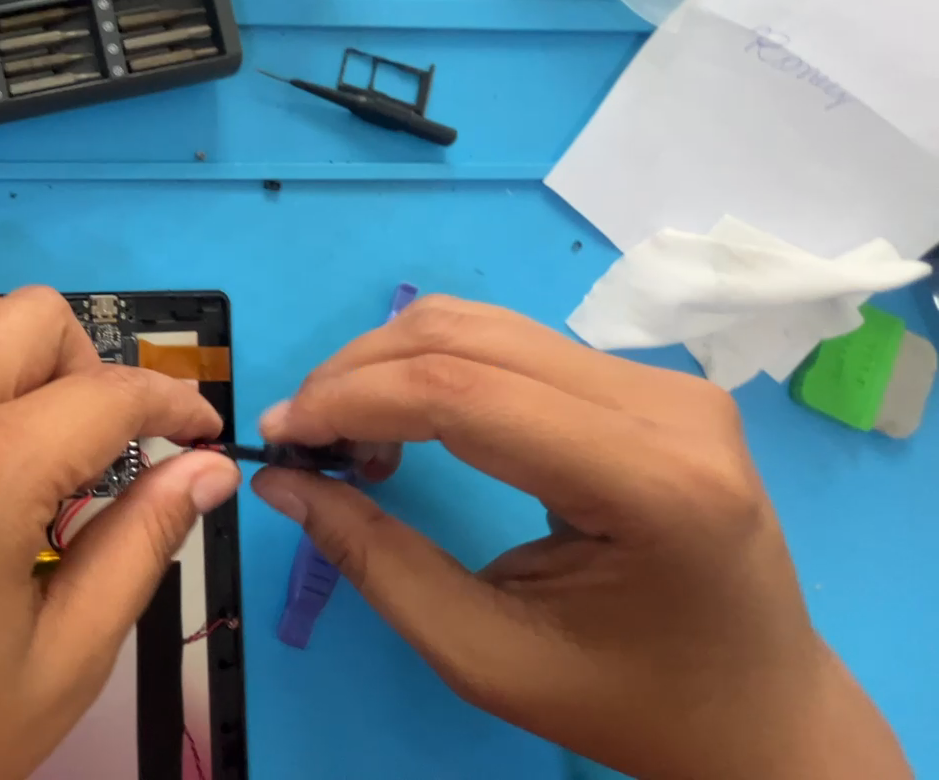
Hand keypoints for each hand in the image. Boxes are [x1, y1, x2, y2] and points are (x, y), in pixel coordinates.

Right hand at [252, 296, 908, 779]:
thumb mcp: (480, 654)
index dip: (349, 400)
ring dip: (378, 363)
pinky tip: (399, 417)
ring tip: (343, 431)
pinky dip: (419, 364)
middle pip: (457, 340)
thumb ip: (370, 558)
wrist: (757, 711)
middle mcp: (665, 406)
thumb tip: (276, 479)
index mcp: (650, 485)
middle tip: (299, 435)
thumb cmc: (625, 700)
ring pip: (468, 322)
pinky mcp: (635, 377)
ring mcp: (656, 381)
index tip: (278, 434)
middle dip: (350, 376)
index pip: (460, 395)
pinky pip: (494, 337)